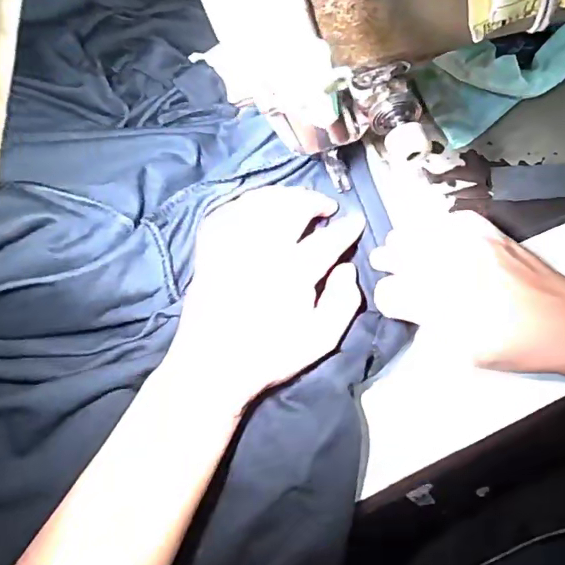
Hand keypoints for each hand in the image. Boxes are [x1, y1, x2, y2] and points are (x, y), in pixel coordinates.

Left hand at [171, 187, 364, 407]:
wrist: (211, 368)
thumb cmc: (270, 355)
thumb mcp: (321, 339)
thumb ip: (344, 301)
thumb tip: (347, 268)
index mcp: (293, 273)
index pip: (328, 239)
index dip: (347, 227)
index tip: (356, 221)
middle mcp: (262, 251)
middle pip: (290, 208)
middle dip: (314, 201)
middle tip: (327, 207)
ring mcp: (231, 248)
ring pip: (258, 203)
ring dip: (282, 195)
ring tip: (295, 200)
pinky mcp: (208, 251)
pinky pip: (226, 213)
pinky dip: (244, 204)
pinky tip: (256, 208)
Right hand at [370, 209, 564, 375]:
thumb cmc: (521, 344)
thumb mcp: (468, 353)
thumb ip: (435, 329)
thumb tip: (418, 311)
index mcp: (444, 303)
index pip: (392, 293)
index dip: (389, 298)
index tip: (395, 301)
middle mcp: (453, 268)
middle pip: (401, 252)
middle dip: (390, 261)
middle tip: (386, 266)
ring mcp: (473, 245)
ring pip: (423, 230)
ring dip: (408, 239)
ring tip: (402, 248)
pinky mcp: (492, 234)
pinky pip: (455, 219)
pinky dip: (441, 226)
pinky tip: (439, 235)